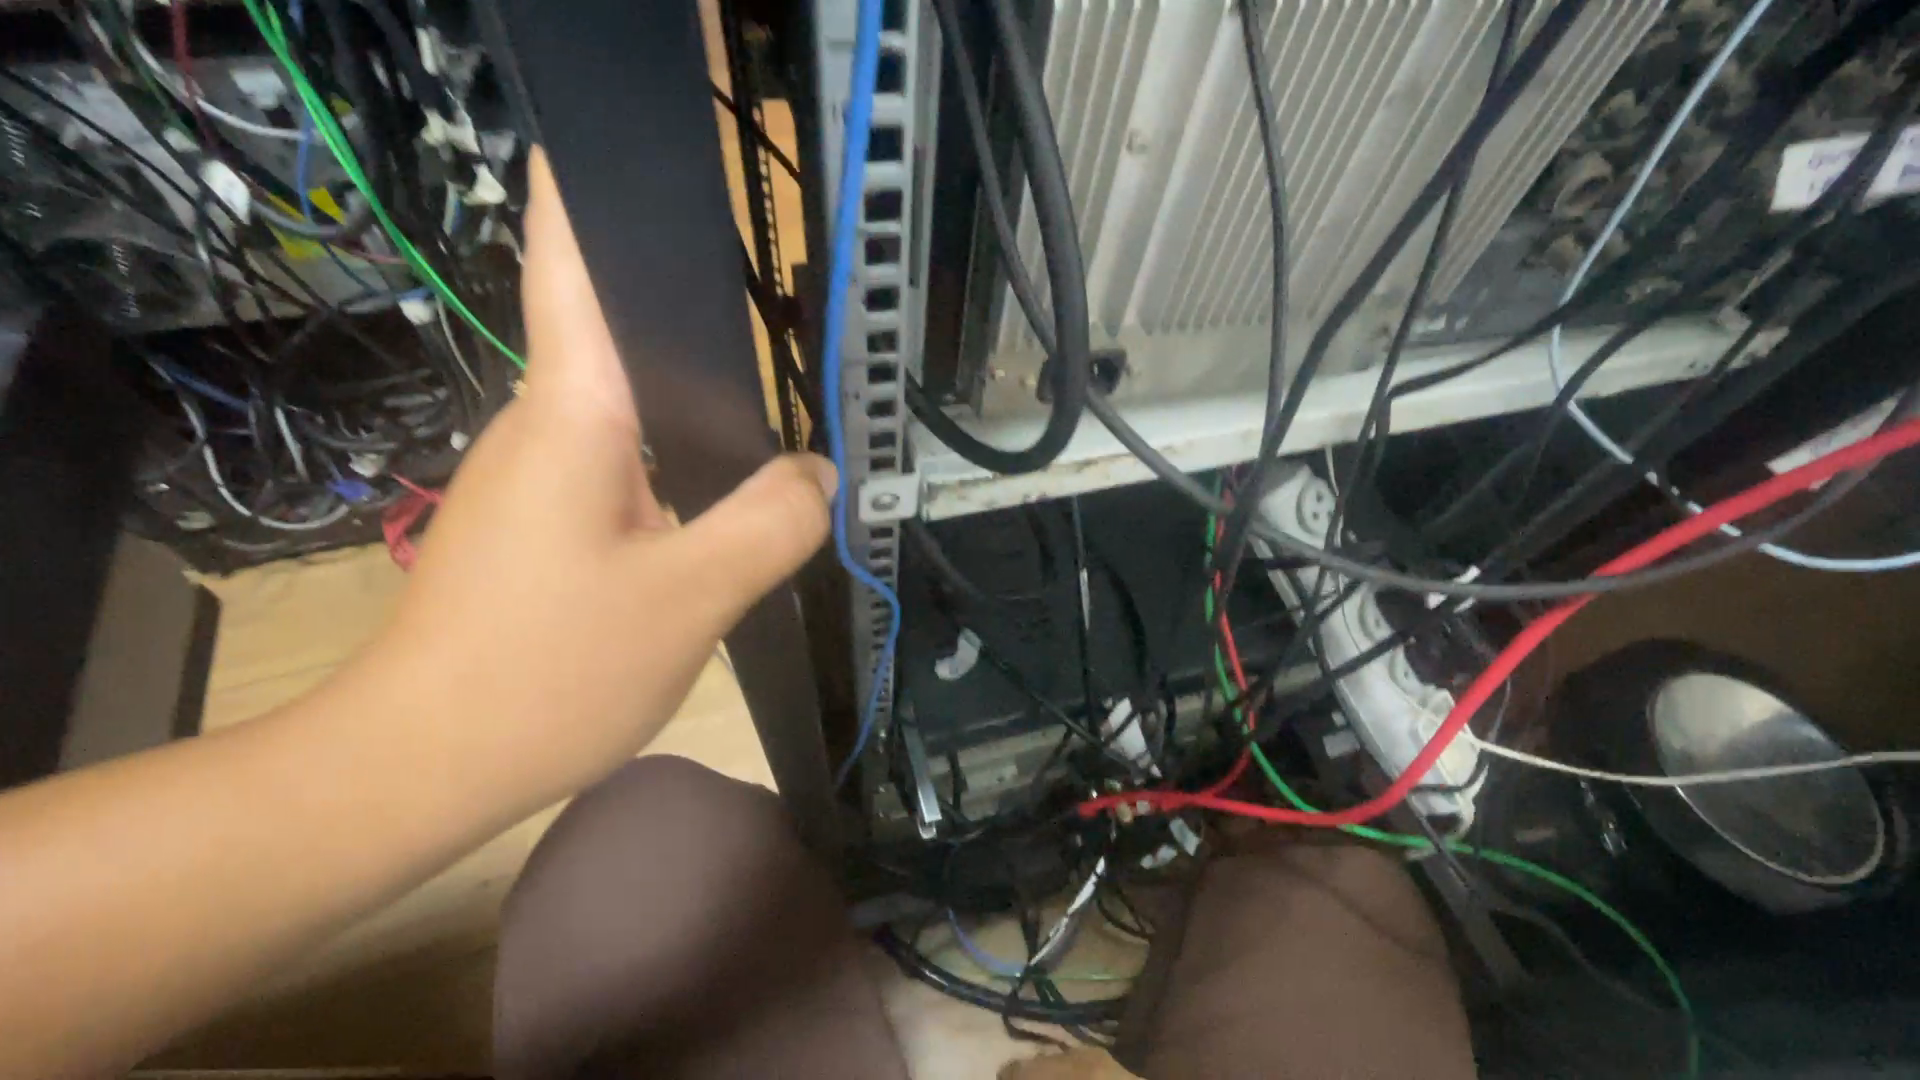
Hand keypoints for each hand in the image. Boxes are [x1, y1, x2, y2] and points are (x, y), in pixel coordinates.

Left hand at [358, 148, 834, 810]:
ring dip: (698, 415)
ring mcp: (535, 476)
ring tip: (779, 418)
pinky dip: (676, 474)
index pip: (571, 266)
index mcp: (573, 412)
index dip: (590, 191)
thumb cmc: (549, 669)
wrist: (421, 765)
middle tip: (790, 319)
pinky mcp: (537, 525)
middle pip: (623, 340)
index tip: (622, 145)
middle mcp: (545, 424)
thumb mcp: (692, 596)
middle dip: (701, 324)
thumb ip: (771, 522)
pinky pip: (621, 472)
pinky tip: (721, 509)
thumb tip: (819, 475)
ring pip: (632, 417)